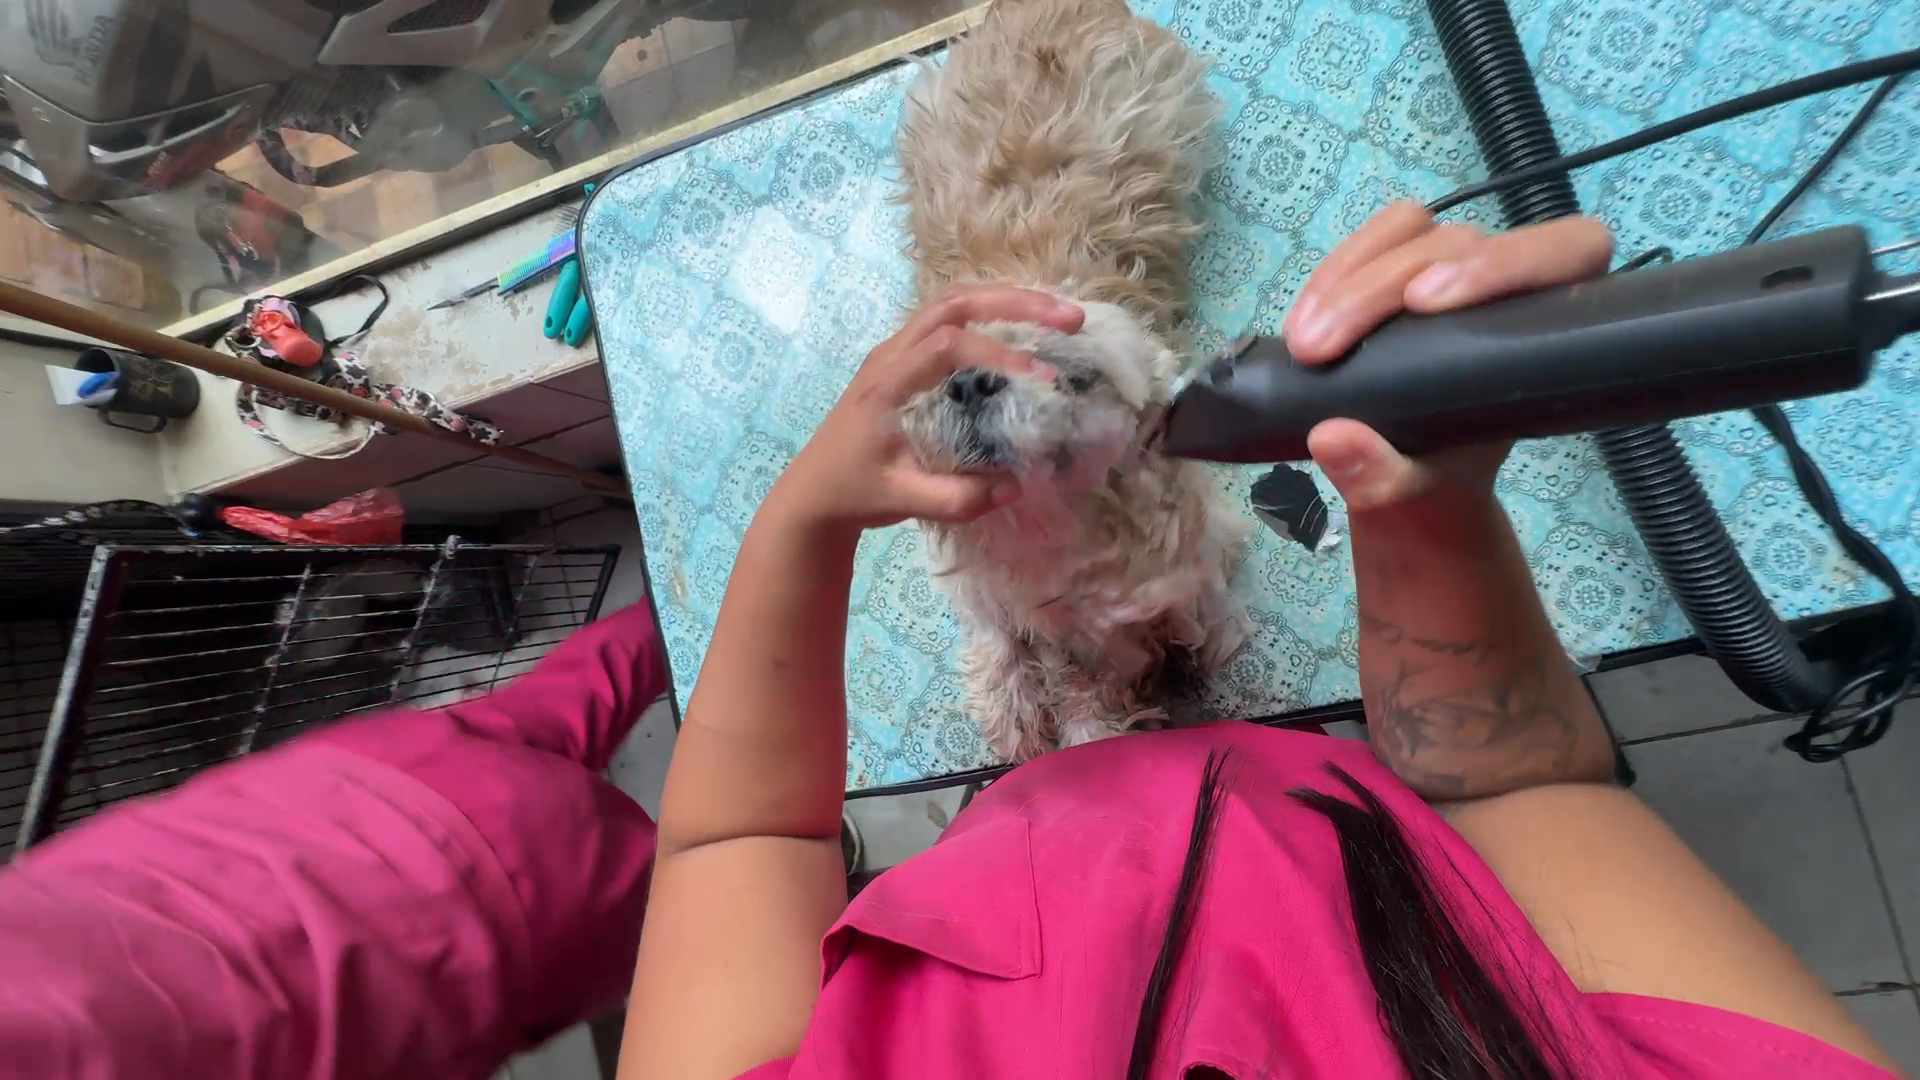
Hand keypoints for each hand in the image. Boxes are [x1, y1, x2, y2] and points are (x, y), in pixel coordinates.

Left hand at [768, 286, 1083, 538]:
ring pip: (952, 304)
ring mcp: (895, 354)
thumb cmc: (854, 493)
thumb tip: (1016, 487)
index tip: (1041, 376)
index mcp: (887, 383)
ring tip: (1056, 316)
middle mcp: (890, 356)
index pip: (947, 346)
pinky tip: (1022, 333)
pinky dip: (990, 318)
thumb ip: (957, 499)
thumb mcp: (903, 501)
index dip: (998, 354)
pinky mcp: (903, 362)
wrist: (814, 492)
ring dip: (1005, 303)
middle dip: (1015, 303)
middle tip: (1069, 319)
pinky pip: (948, 323)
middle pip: (954, 303)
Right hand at [1284, 201, 1613, 514]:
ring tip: (1301, 338)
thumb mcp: (1406, 497)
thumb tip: (1330, 435)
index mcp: (1542, 330)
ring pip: (1407, 231)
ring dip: (1345, 279)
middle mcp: (1499, 288)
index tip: (1423, 303)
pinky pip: (1364, 249)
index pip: (1565, 250)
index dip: (1501, 262)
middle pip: (1453, 242)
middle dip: (1372, 292)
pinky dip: (1326, 280)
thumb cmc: (1428, 485)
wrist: (1402, 484)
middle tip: (1315, 351)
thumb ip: (1378, 475)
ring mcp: (1443, 274)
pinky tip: (1299, 323)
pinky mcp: (1390, 277)